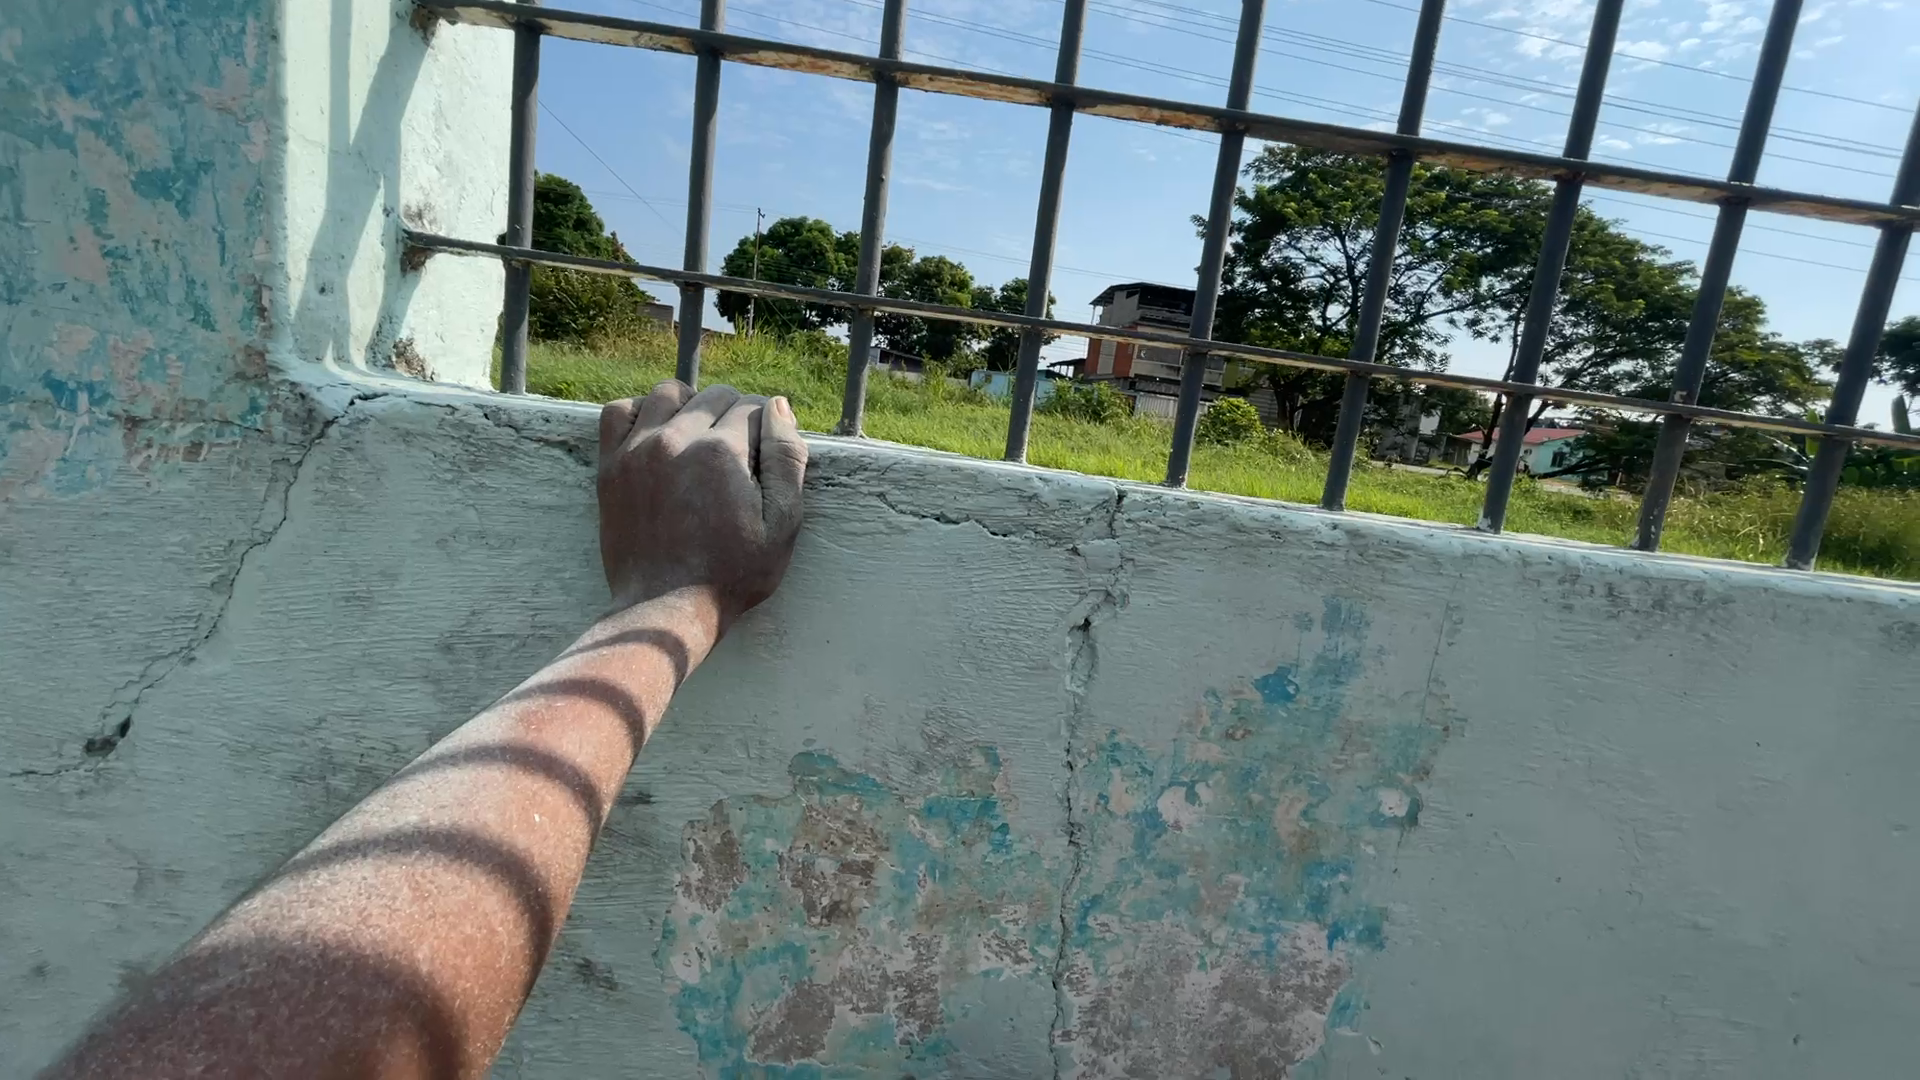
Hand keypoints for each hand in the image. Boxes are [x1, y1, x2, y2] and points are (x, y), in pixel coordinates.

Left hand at [597, 382, 806, 628]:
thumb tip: (778, 406)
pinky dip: (641, 411)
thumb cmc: (733, 572)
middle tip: (742, 454)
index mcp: (723, 453)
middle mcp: (677, 440)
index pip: (754, 408)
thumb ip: (787, 460)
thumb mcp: (783, 524)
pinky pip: (619, 410)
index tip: (767, 454)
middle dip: (736, 415)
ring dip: (693, 405)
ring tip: (703, 436)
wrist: (667, 608)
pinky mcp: (611, 466)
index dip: (769, 428)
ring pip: (669, 393)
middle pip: (716, 396)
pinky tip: (659, 433)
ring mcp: (638, 450)